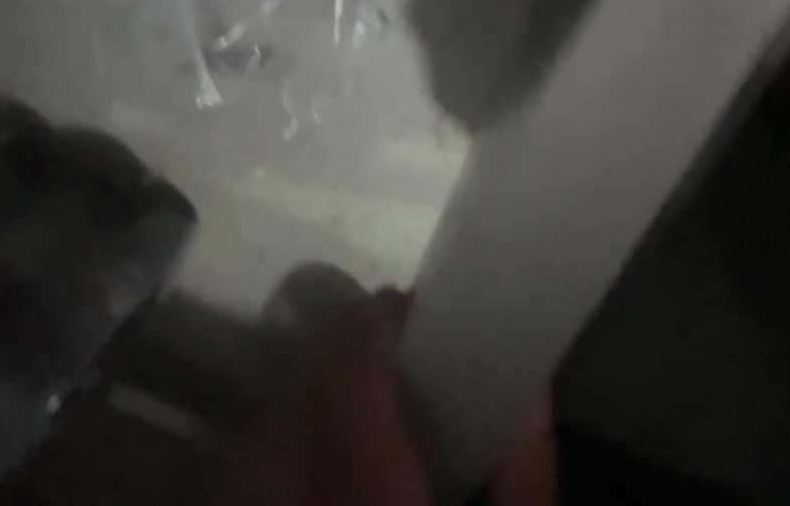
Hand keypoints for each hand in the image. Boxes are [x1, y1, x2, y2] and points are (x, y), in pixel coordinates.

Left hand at [242, 288, 556, 505]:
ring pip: (261, 448)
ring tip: (360, 385)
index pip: (351, 391)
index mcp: (372, 503)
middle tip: (390, 340)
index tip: (407, 304)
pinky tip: (327, 451)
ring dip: (308, 398)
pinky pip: (256, 486)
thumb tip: (532, 393)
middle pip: (294, 409)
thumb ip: (528, 483)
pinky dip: (286, 449)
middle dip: (337, 357)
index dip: (370, 332)